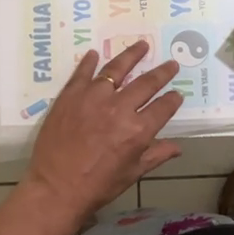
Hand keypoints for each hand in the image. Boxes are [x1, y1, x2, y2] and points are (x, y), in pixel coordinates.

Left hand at [25, 42, 184, 223]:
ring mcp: (94, 98)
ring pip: (117, 70)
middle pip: (146, 83)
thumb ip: (156, 155)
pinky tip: (94, 54)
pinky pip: (82, 73)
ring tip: (141, 45)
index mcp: (139, 130)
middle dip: (162, 73)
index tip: (177, 94)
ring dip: (131, 55)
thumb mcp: (132, 173)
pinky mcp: (71, 95)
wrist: (55, 188)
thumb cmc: (97, 186)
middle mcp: (120, 108)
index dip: (173, 100)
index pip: (163, 107)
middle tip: (171, 64)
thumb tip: (177, 147)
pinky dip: (89, 62)